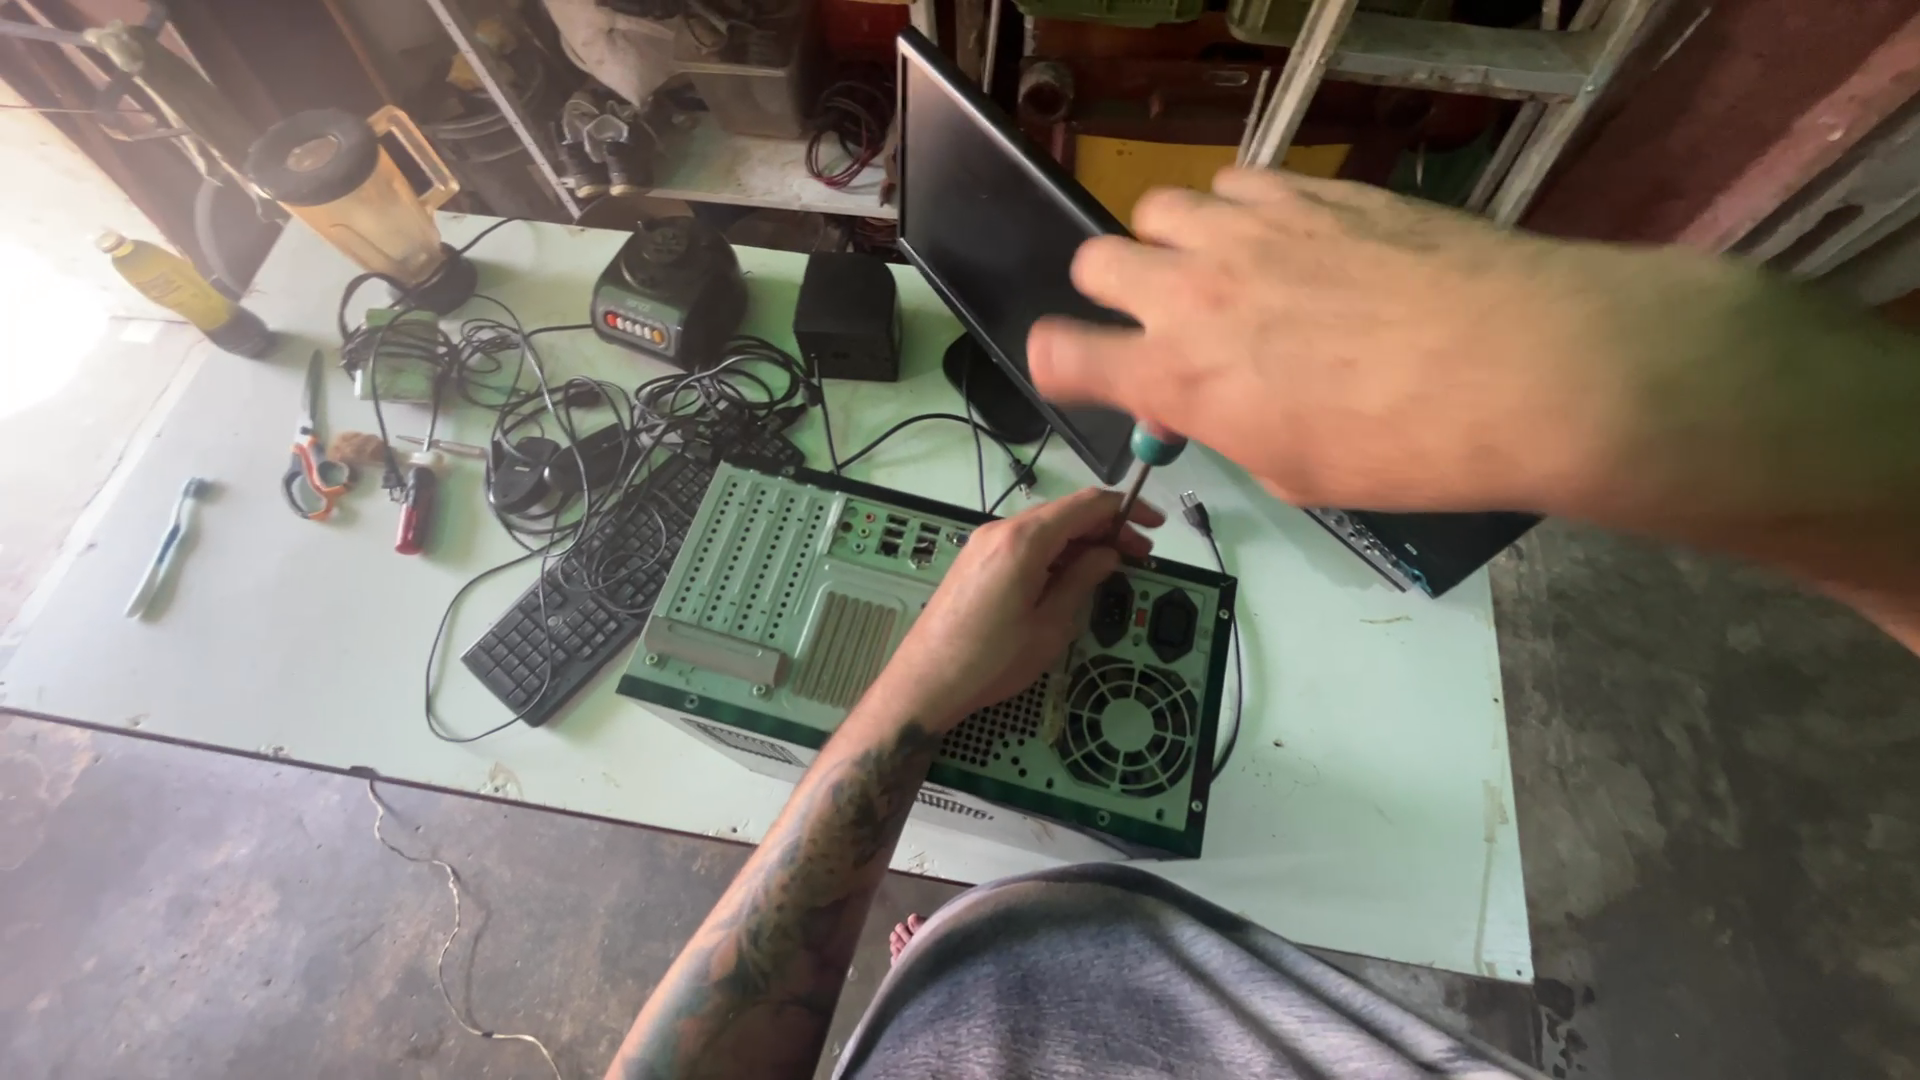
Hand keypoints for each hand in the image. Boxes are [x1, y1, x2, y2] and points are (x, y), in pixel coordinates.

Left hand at [873, 489, 1163, 730]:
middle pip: (1066, 513)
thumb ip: (1082, 580)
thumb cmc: (991, 660)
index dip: (1126, 510)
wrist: (926, 681)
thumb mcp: (1050, 625)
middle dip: (1106, 530)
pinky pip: (1023, 543)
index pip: (1087, 504)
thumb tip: (1107, 555)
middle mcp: (1001, 530)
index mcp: (1024, 541)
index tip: (1154, 527)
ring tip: (1107, 570)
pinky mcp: (974, 559)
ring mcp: (983, 543)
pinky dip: (1053, 552)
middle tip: (1138, 558)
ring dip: (1080, 542)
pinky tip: (1069, 577)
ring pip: (1045, 528)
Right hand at [1026, 166, 1773, 525]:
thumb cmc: (1396, 450)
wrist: (1523, 369)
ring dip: (1169, 244)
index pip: (1059, 353)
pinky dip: (1234, 211)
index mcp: (1175, 376)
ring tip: (1216, 268)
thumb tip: (1205, 401)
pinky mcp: (1308, 192)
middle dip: (1110, 292)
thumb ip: (1222, 426)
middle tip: (1156, 316)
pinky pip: (1233, 182)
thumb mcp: (1285, 470)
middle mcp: (1190, 294)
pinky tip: (1276, 238)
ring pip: (1156, 209)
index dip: (1054, 361)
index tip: (1077, 369)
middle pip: (1093, 261)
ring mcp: (1246, 231)